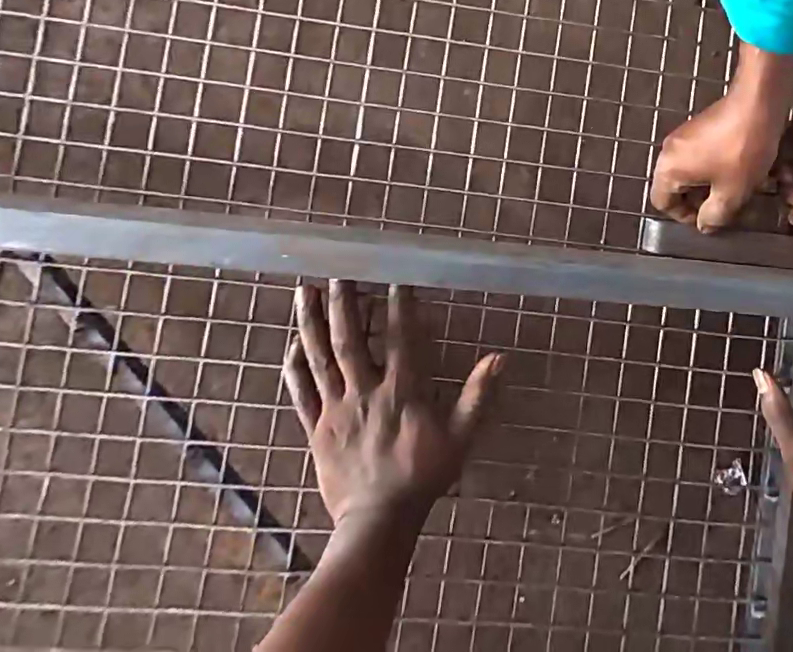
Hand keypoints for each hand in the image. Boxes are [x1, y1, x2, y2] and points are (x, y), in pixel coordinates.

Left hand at [285, 279, 505, 527]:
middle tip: (340, 271)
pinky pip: (301, 391)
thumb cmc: (423, 475)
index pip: (399, 338)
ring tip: (307, 289)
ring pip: (320, 358)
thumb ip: (478, 396)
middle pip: (350, 339)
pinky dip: (295, 364)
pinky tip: (293, 342)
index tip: (396, 277)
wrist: (378, 522)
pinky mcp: (316, 427)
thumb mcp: (460, 438)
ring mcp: (335, 409)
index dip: (398, 305)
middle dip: (345, 302)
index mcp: (401, 391)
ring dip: (312, 321)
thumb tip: (499, 358)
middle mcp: (364, 392)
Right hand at [650, 43, 792, 231]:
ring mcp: (684, 136)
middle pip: (676, 187)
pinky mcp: (701, 126)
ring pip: (692, 172)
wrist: (757, 104)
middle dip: (700, 201)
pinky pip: (701, 156)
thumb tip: (704, 225)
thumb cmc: (741, 151)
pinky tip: (741, 170)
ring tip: (737, 189)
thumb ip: (714, 215)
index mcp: (668, 168)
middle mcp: (669, 151)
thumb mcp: (732, 192)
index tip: (710, 219)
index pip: (663, 203)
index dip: (684, 217)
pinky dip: (717, 167)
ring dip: (712, 184)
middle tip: (724, 206)